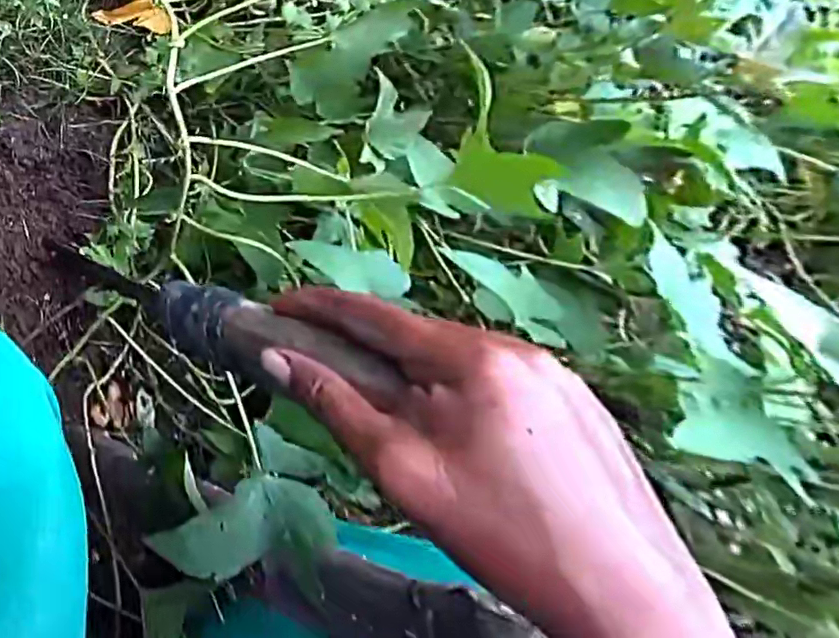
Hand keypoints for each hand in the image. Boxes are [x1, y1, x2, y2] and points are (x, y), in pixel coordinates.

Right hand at [264, 288, 728, 637]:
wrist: (638, 613)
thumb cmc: (504, 535)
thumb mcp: (398, 467)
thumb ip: (331, 401)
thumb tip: (274, 356)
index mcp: (473, 358)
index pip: (372, 313)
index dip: (314, 305)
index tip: (274, 308)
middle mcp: (518, 350)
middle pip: (412, 332)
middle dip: (358, 341)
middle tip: (315, 360)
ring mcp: (556, 376)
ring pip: (449, 353)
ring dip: (403, 363)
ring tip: (374, 397)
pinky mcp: (578, 404)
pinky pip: (489, 374)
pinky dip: (446, 381)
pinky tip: (439, 418)